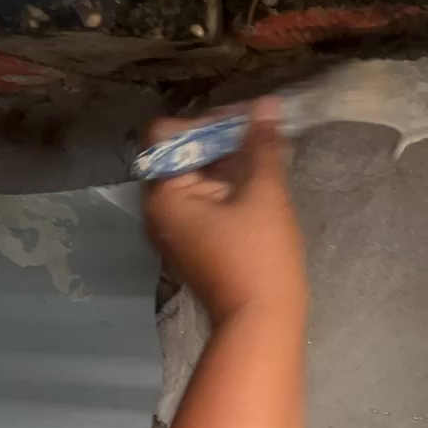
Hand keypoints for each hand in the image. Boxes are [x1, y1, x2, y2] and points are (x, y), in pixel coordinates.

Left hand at [142, 97, 307, 323]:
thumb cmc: (259, 257)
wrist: (259, 321)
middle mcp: (159, 213)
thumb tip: (264, 105)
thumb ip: (261, 144)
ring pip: (196, 178)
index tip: (240, 122)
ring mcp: (175, 232)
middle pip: (179, 155)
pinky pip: (204, 202)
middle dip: (220, 138)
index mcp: (163, 197)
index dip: (202, 120)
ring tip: (268, 150)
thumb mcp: (264, 193)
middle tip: (260, 131)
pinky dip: (227, 186)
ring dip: (228, 160)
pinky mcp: (194, 245)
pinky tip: (261, 178)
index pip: (164, 135)